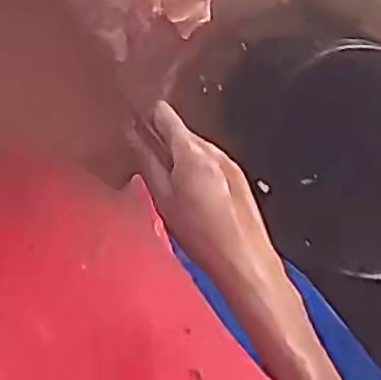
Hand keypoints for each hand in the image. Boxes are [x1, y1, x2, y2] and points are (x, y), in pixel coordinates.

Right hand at [129, 101, 280, 291]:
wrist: (246, 266)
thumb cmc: (205, 237)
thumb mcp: (162, 198)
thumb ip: (145, 161)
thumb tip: (133, 138)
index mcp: (191, 150)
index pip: (164, 113)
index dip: (147, 117)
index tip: (138, 128)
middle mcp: (212, 150)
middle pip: (181, 132)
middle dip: (165, 145)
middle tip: (153, 170)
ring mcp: (229, 164)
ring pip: (196, 149)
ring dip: (183, 161)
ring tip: (176, 193)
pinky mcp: (239, 179)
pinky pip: (212, 164)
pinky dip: (200, 173)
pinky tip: (197, 202)